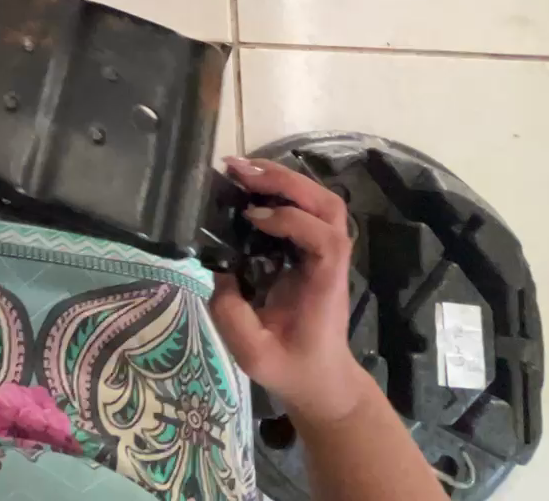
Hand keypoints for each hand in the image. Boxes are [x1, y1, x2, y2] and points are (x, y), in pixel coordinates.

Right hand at [208, 157, 374, 425]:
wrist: (320, 379)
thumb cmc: (290, 367)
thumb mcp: (253, 353)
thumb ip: (231, 313)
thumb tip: (217, 268)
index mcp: (324, 285)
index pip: (325, 239)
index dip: (291, 220)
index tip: (251, 220)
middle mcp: (331, 261)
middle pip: (327, 204)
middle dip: (285, 181)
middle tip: (240, 172)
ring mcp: (325, 251)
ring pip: (320, 199)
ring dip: (283, 178)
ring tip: (242, 170)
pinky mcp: (311, 247)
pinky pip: (306, 206)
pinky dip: (280, 187)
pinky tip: (250, 184)